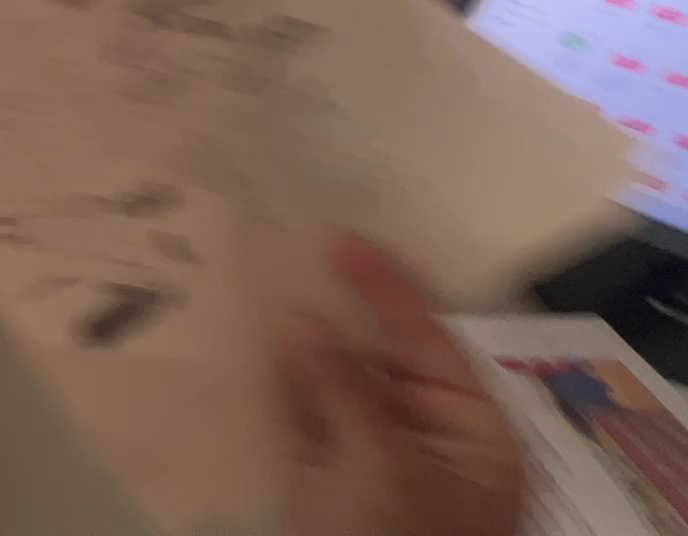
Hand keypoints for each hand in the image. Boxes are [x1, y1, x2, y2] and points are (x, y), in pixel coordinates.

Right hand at [277, 232, 524, 535]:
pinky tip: (233, 329)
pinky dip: (266, 362)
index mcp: (467, 429)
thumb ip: (342, 387)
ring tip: (248, 275)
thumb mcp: (381, 467)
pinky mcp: (316, 448)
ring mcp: (364, 436)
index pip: (426, 337)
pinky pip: (292, 391)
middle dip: (330, 300)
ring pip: (325, 365)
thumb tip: (297, 316)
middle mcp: (417, 423)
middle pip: (372, 345)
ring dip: (289, 328)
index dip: (383, 284)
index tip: (335, 234)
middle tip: (286, 244)